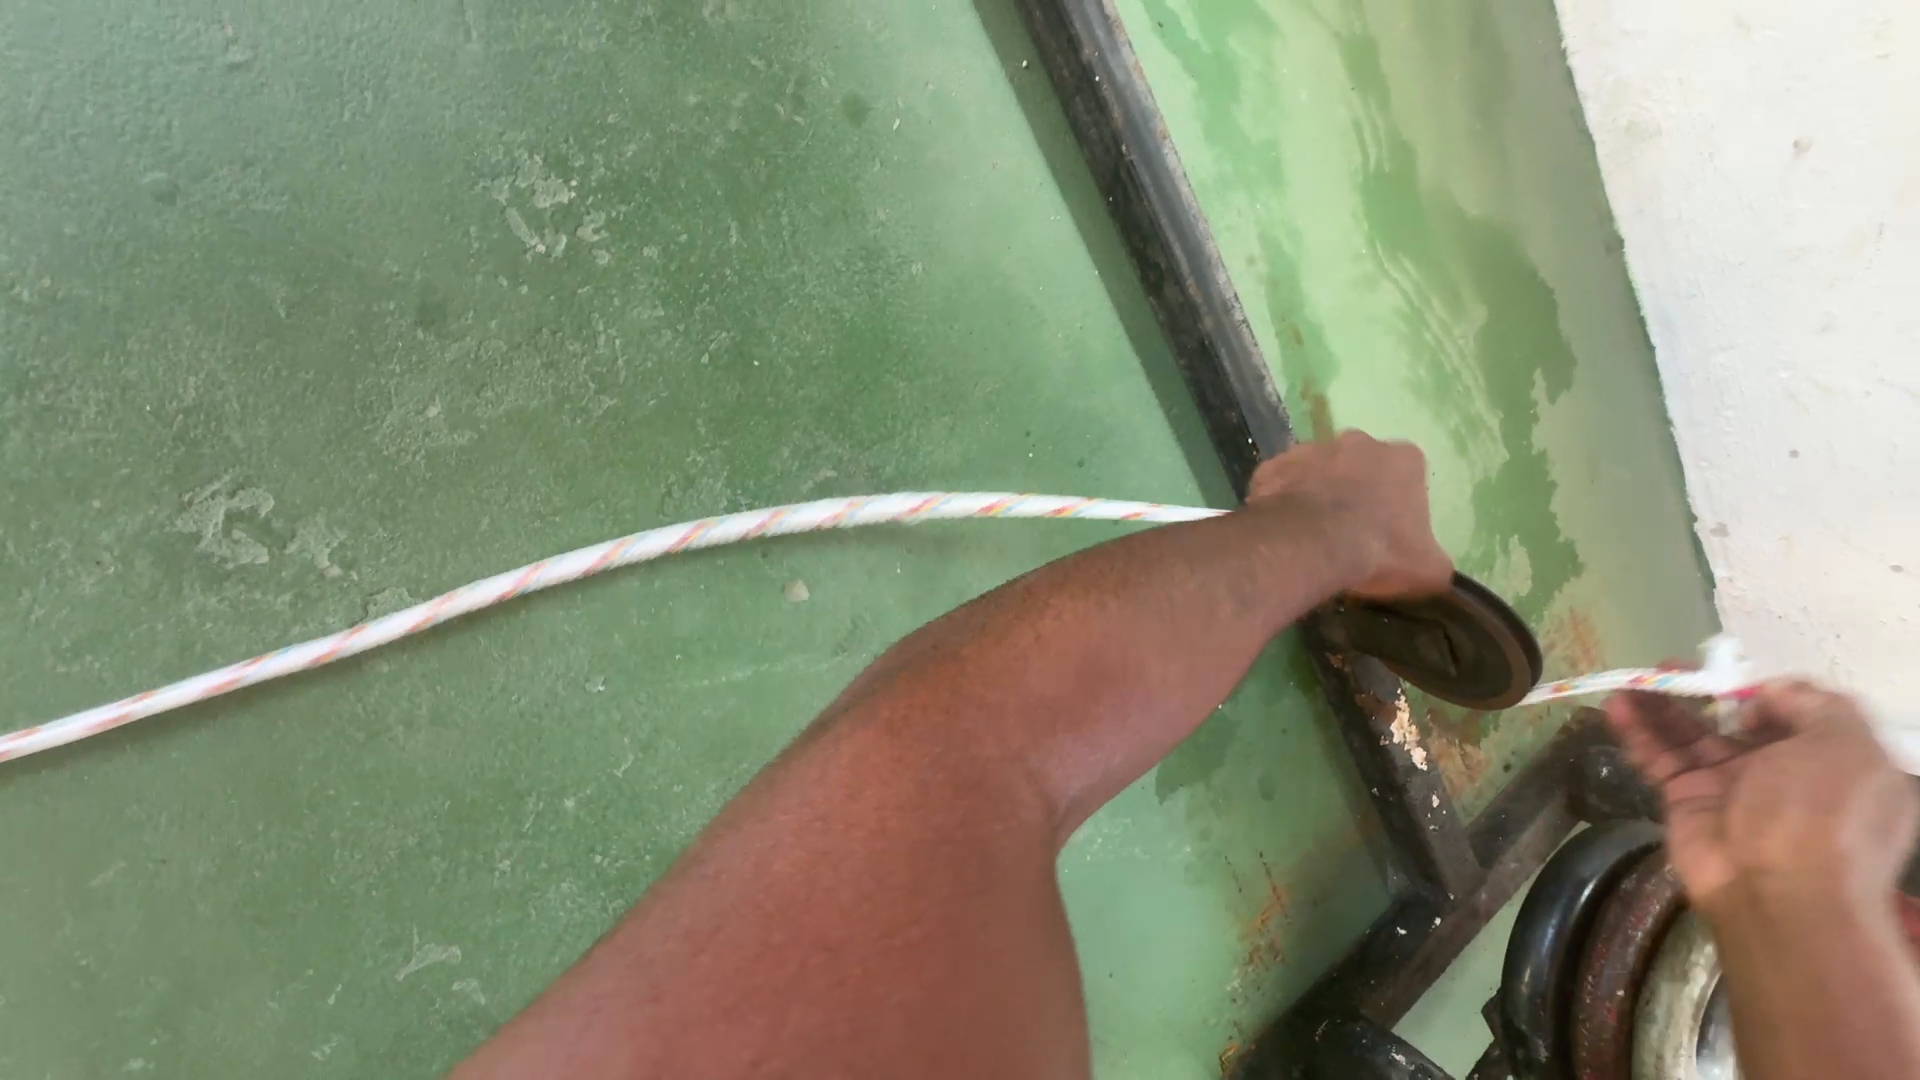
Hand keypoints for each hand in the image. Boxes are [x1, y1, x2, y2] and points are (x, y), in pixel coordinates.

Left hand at [1244, 431, 1453, 599]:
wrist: (1311, 544)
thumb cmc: (1378, 551)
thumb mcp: (1426, 567)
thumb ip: (1431, 559)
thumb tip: (1430, 568)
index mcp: (1403, 459)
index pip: (1405, 471)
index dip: (1395, 498)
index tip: (1386, 525)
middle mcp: (1356, 443)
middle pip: (1356, 463)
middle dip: (1352, 486)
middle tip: (1344, 523)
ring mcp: (1308, 450)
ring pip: (1313, 468)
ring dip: (1312, 489)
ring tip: (1307, 526)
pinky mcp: (1271, 466)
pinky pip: (1277, 480)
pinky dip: (1277, 497)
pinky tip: (1278, 523)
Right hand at [1604, 679, 1918, 917]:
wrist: (1777, 889)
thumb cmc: (1822, 814)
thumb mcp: (1846, 750)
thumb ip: (1817, 707)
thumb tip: (1767, 693)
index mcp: (1835, 763)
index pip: (1799, 714)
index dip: (1769, 693)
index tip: (1744, 688)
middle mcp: (1786, 772)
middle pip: (1736, 720)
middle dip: (1702, 691)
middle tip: (1670, 669)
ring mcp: (1732, 786)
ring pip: (1689, 733)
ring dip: (1660, 705)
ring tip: (1632, 680)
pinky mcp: (1686, 796)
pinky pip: (1658, 755)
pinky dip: (1636, 730)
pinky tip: (1616, 708)